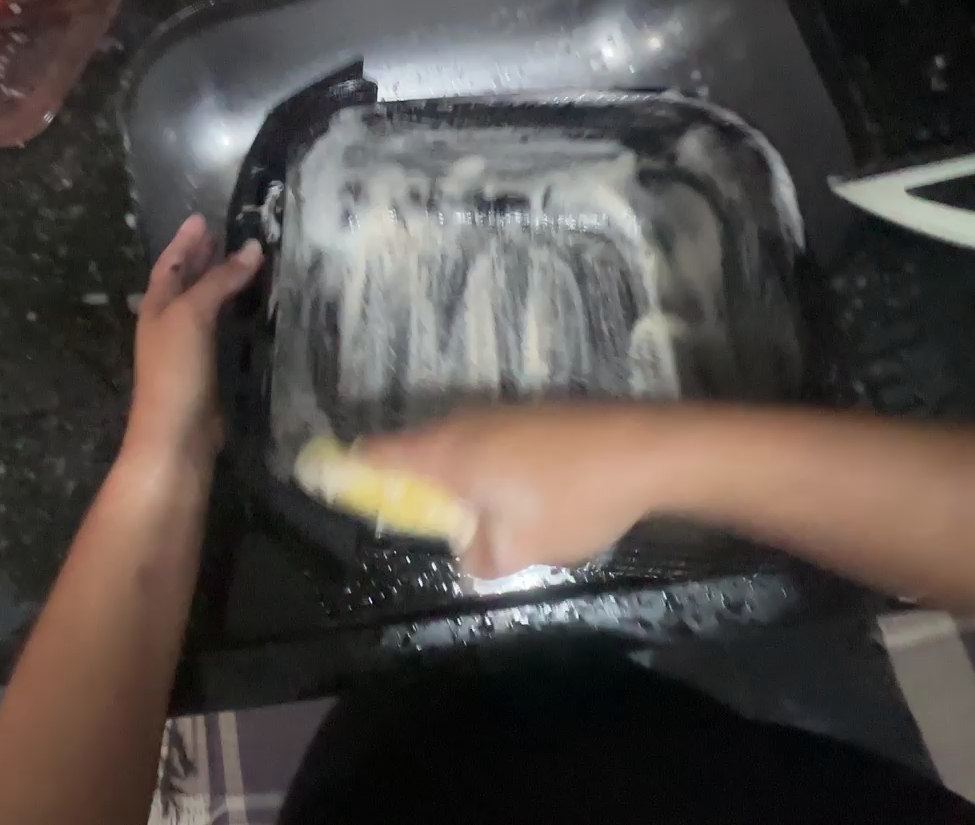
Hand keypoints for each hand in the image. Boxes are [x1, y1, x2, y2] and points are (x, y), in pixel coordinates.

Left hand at [122, 215, 262, 470]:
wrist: (176, 435)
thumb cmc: (176, 369)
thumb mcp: (192, 315)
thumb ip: (219, 281)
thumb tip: (252, 248)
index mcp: (156, 306)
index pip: (169, 263)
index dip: (185, 241)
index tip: (202, 217)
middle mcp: (169, 323)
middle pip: (185, 282)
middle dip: (201, 258)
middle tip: (224, 234)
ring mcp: (187, 348)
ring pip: (205, 305)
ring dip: (221, 283)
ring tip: (246, 263)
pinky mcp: (208, 369)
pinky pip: (221, 329)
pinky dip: (234, 312)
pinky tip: (252, 309)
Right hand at [354, 406, 678, 577]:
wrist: (645, 450)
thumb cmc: (569, 498)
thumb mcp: (519, 549)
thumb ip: (477, 559)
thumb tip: (468, 555)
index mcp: (444, 454)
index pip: (375, 454)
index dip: (347, 468)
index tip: (328, 481)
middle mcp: (459, 425)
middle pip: (408, 449)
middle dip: (401, 482)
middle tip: (415, 518)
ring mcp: (493, 415)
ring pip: (448, 445)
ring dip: (444, 477)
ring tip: (470, 514)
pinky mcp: (524, 415)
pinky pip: (479, 441)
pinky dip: (475, 467)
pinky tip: (511, 492)